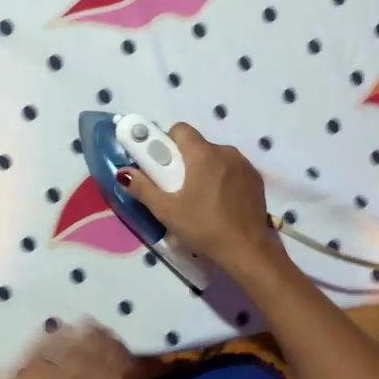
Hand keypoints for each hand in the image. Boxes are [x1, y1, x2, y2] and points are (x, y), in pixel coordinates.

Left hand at [0, 321, 133, 378]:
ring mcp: (44, 366)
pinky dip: (61, 336)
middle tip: (115, 345)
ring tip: (94, 334)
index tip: (129, 361)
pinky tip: (65, 334)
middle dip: (108, 342)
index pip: (112, 362)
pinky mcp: (26, 365)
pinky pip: (48, 342)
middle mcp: (67, 373)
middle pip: (93, 344)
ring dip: (87, 335)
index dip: (123, 357)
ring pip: (72, 339)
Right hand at [121, 123, 278, 269]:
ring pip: (216, 157)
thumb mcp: (167, 211)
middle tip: (177, 188)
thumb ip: (143, 188)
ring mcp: (244, 164)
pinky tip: (220, 203)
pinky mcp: (256, 178)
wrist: (247, 248)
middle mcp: (225, 151)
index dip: (167, 143)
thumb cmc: (204, 227)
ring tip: (200, 199)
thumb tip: (123, 173)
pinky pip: (232, 169)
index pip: (180, 130)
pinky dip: (223, 179)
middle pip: (197, 145)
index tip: (162, 165)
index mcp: (202, 154)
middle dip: (185, 161)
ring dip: (205, 170)